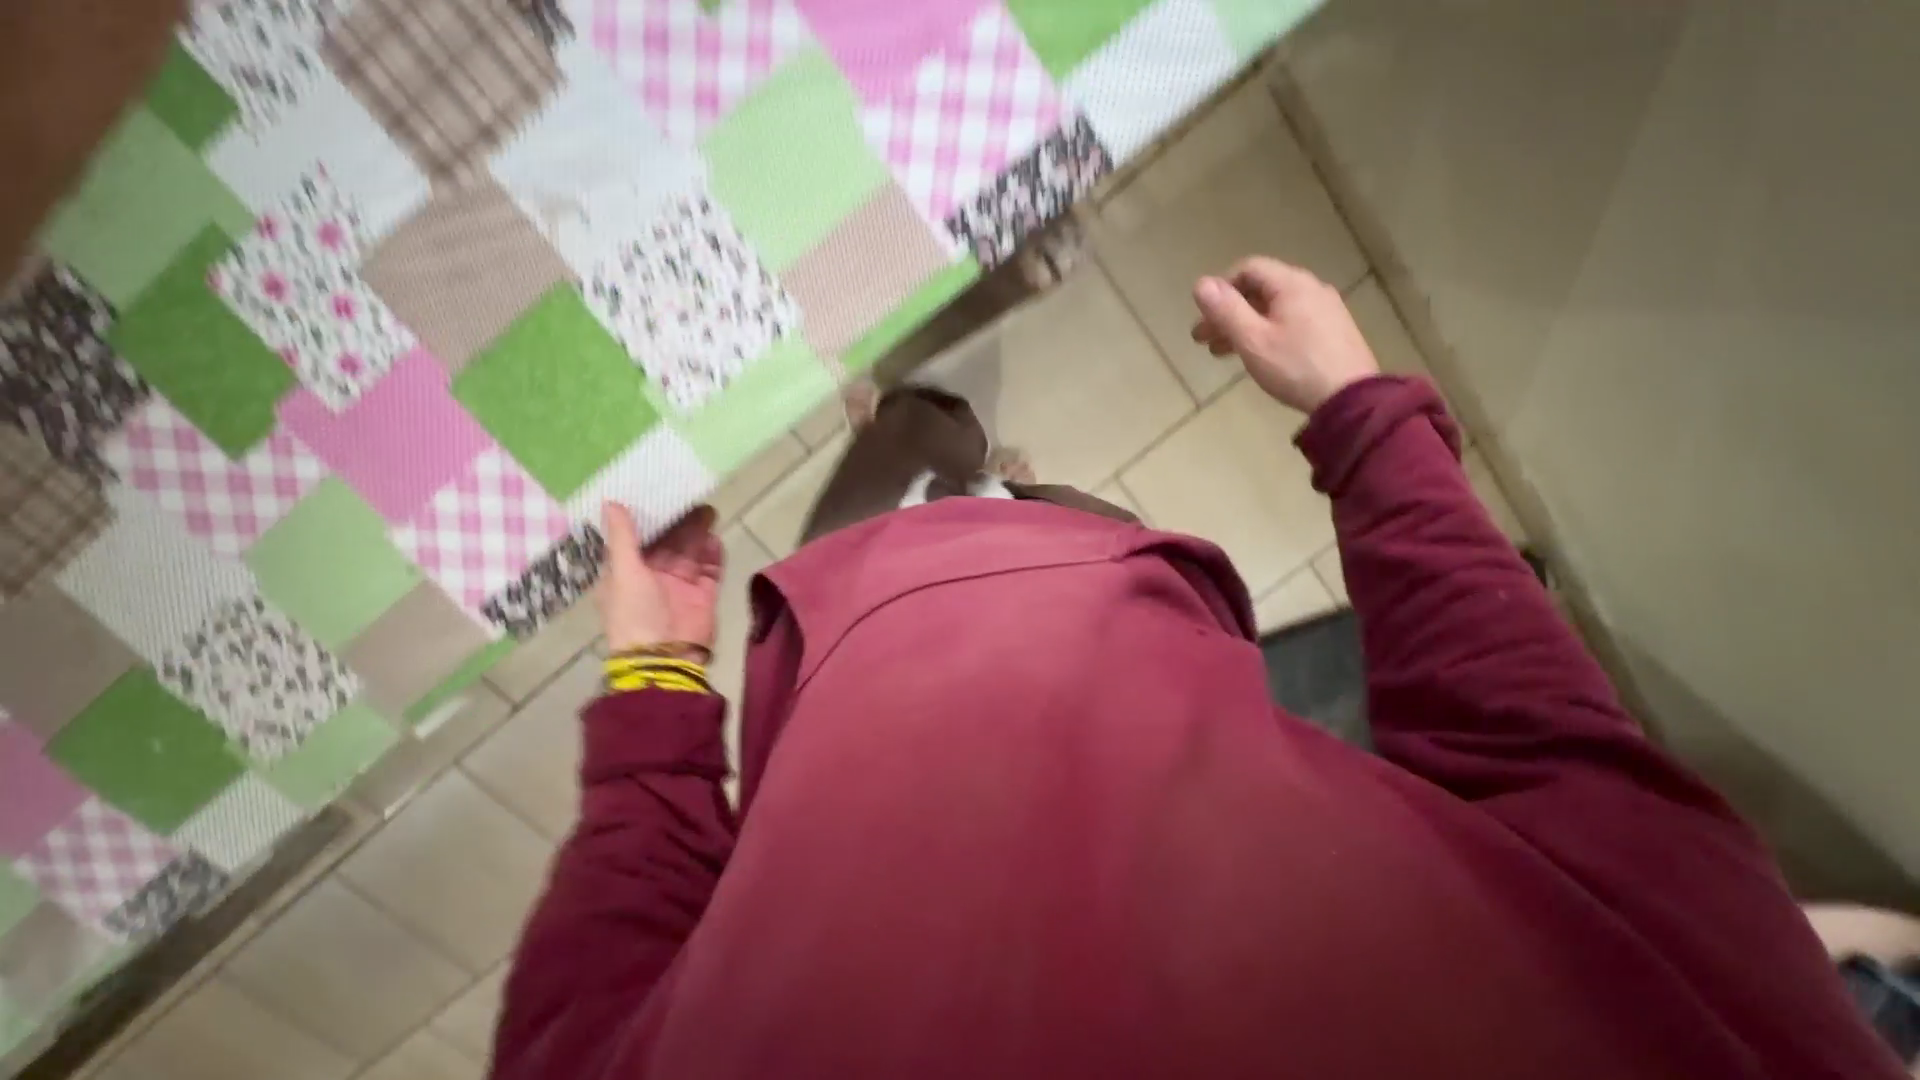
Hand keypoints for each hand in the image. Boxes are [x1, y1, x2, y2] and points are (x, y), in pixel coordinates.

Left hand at [595, 501, 723, 656]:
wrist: (665, 657)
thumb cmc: (636, 613)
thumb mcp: (623, 572)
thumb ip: (622, 537)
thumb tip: (611, 501)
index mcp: (627, 573)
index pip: (638, 540)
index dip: (649, 519)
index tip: (659, 495)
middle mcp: (653, 578)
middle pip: (669, 544)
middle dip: (680, 524)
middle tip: (693, 499)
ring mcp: (680, 587)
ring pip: (691, 554)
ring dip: (698, 534)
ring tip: (709, 511)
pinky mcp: (703, 596)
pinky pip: (709, 571)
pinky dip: (713, 555)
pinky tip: (715, 538)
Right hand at [1190, 257, 1380, 413]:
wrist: (1350, 397)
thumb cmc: (1295, 367)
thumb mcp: (1252, 340)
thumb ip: (1225, 310)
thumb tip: (1200, 283)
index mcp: (1291, 284)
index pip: (1248, 268)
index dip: (1221, 288)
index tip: (1205, 316)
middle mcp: (1311, 288)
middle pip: (1261, 289)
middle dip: (1228, 312)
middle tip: (1202, 340)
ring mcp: (1326, 309)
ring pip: (1275, 308)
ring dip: (1245, 325)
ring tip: (1222, 352)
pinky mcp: (1333, 331)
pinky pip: (1292, 321)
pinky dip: (1268, 332)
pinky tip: (1259, 356)